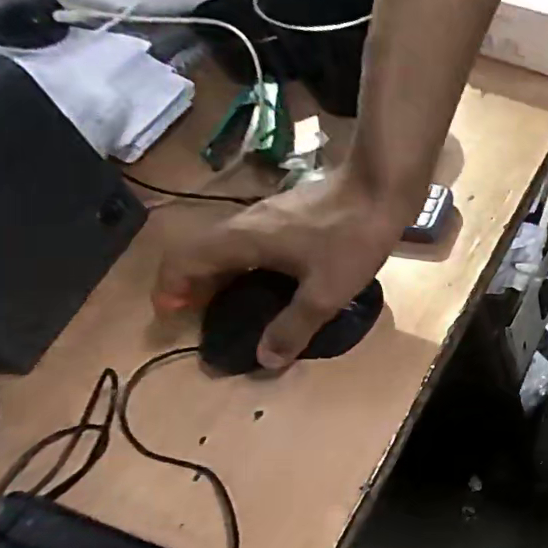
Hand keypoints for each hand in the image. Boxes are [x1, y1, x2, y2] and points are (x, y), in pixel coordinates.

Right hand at [153, 172, 413, 368]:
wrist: (378, 187)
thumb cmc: (349, 239)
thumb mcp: (324, 293)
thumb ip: (293, 327)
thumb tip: (264, 360)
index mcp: (242, 240)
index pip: (184, 258)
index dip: (169, 286)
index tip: (169, 314)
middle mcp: (244, 223)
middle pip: (199, 251)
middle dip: (190, 284)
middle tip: (196, 315)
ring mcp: (265, 214)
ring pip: (224, 245)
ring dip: (216, 274)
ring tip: (226, 303)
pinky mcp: (286, 213)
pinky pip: (247, 241)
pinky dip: (240, 264)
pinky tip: (264, 281)